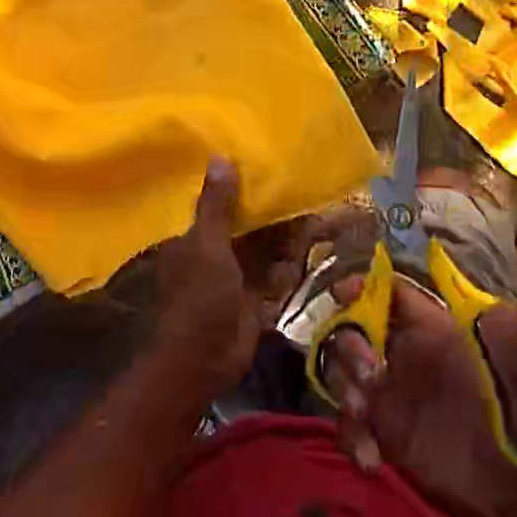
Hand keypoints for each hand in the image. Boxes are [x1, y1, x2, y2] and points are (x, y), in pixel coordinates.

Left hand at [150, 157, 301, 394]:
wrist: (203, 360)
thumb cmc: (199, 296)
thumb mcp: (207, 245)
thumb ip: (216, 205)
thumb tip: (219, 156)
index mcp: (197, 237)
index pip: (222, 204)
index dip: (245, 189)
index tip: (270, 169)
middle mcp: (217, 253)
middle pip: (251, 228)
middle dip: (277, 216)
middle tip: (307, 194)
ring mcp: (237, 278)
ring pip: (267, 251)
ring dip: (289, 240)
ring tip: (319, 218)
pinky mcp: (255, 300)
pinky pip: (276, 278)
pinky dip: (290, 268)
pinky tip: (312, 254)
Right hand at [322, 275, 516, 516]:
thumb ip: (511, 347)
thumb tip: (500, 310)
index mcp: (432, 329)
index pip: (390, 293)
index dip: (363, 287)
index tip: (342, 295)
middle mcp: (403, 352)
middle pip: (354, 328)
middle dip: (349, 347)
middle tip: (368, 377)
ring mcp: (388, 390)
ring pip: (341, 371)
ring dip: (344, 389)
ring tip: (365, 416)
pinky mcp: (381, 428)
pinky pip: (348, 422)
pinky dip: (352, 437)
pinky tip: (373, 458)